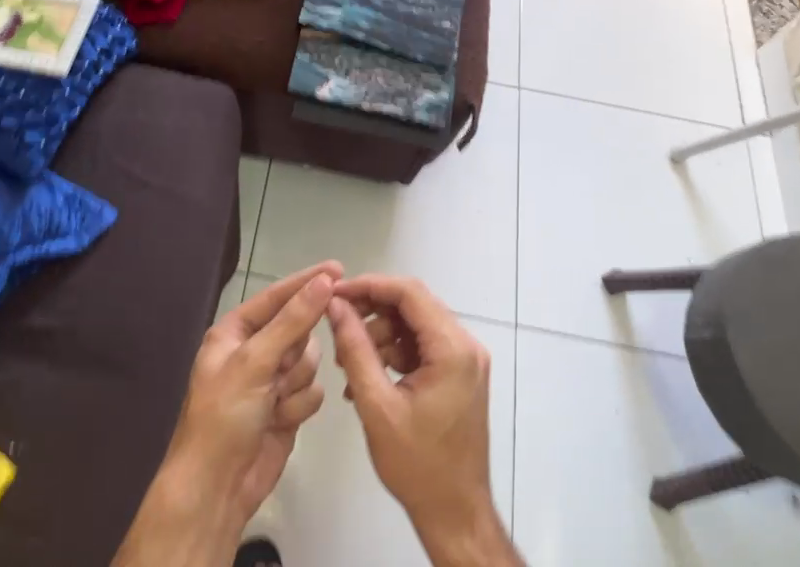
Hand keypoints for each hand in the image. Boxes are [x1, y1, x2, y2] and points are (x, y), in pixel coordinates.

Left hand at [114, 262, 340, 565]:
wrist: (218, 486)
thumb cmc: (224, 416)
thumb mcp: (254, 362)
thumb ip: (292, 321)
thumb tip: (323, 282)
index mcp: (234, 333)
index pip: (276, 297)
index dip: (306, 282)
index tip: (338, 268)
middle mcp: (253, 352)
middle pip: (299, 330)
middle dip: (295, 351)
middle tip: (279, 372)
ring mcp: (271, 381)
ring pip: (310, 361)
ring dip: (294, 383)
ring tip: (272, 403)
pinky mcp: (287, 407)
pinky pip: (312, 391)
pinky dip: (298, 406)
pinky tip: (280, 421)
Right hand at [329, 276, 519, 566]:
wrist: (454, 513)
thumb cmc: (416, 464)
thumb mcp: (376, 405)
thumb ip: (355, 348)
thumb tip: (335, 305)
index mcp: (453, 349)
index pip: (409, 293)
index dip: (368, 286)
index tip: (334, 294)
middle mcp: (466, 346)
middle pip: (413, 306)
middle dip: (371, 313)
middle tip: (336, 330)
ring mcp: (466, 361)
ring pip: (415, 325)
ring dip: (379, 336)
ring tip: (349, 366)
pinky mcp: (460, 375)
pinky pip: (422, 347)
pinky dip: (394, 354)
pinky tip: (367, 378)